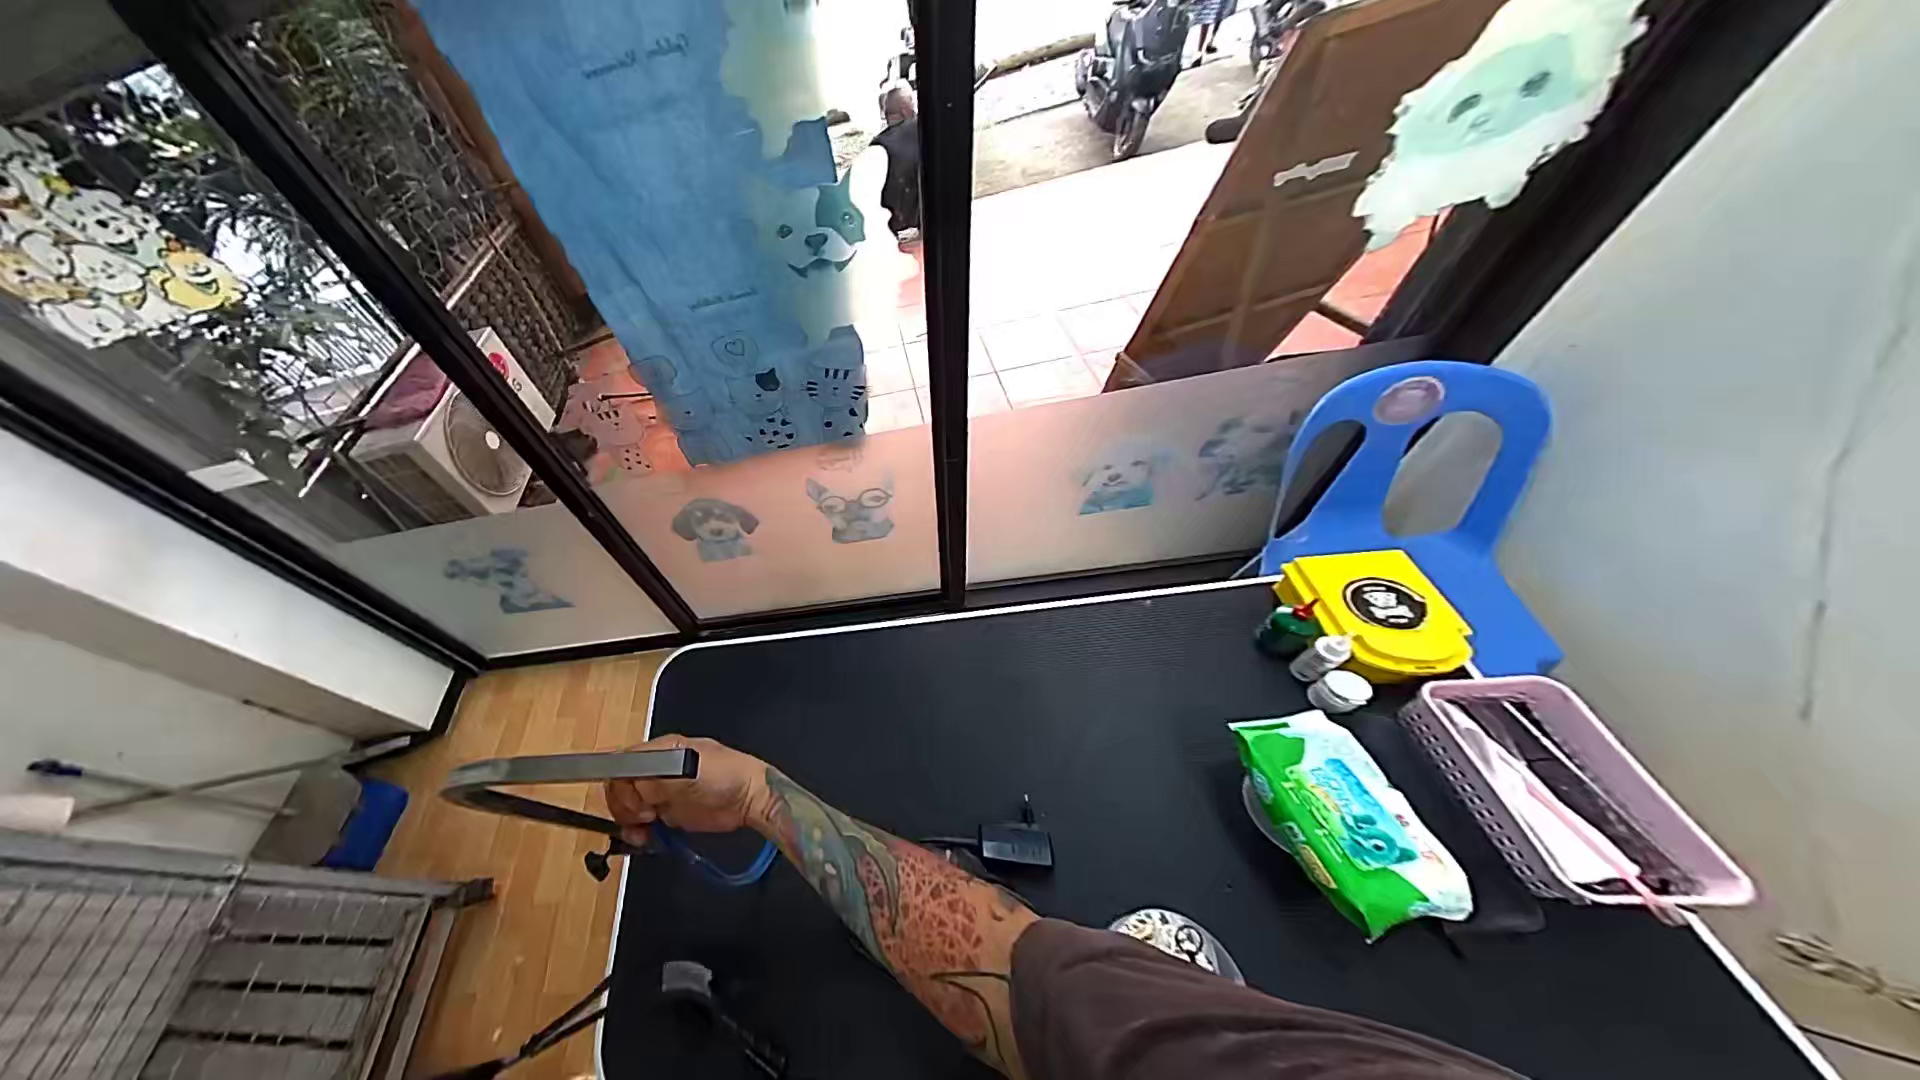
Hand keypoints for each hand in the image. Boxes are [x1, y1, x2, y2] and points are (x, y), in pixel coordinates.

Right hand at [605, 735, 770, 845]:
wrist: (748, 799)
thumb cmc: (727, 776)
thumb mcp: (691, 770)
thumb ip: (659, 776)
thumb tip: (635, 785)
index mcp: (663, 750)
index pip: (623, 763)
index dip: (622, 784)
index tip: (636, 801)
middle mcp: (657, 769)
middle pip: (620, 786)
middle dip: (625, 804)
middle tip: (645, 815)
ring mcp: (660, 791)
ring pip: (625, 805)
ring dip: (628, 820)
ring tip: (645, 829)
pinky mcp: (665, 811)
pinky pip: (638, 821)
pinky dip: (636, 831)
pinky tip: (646, 836)